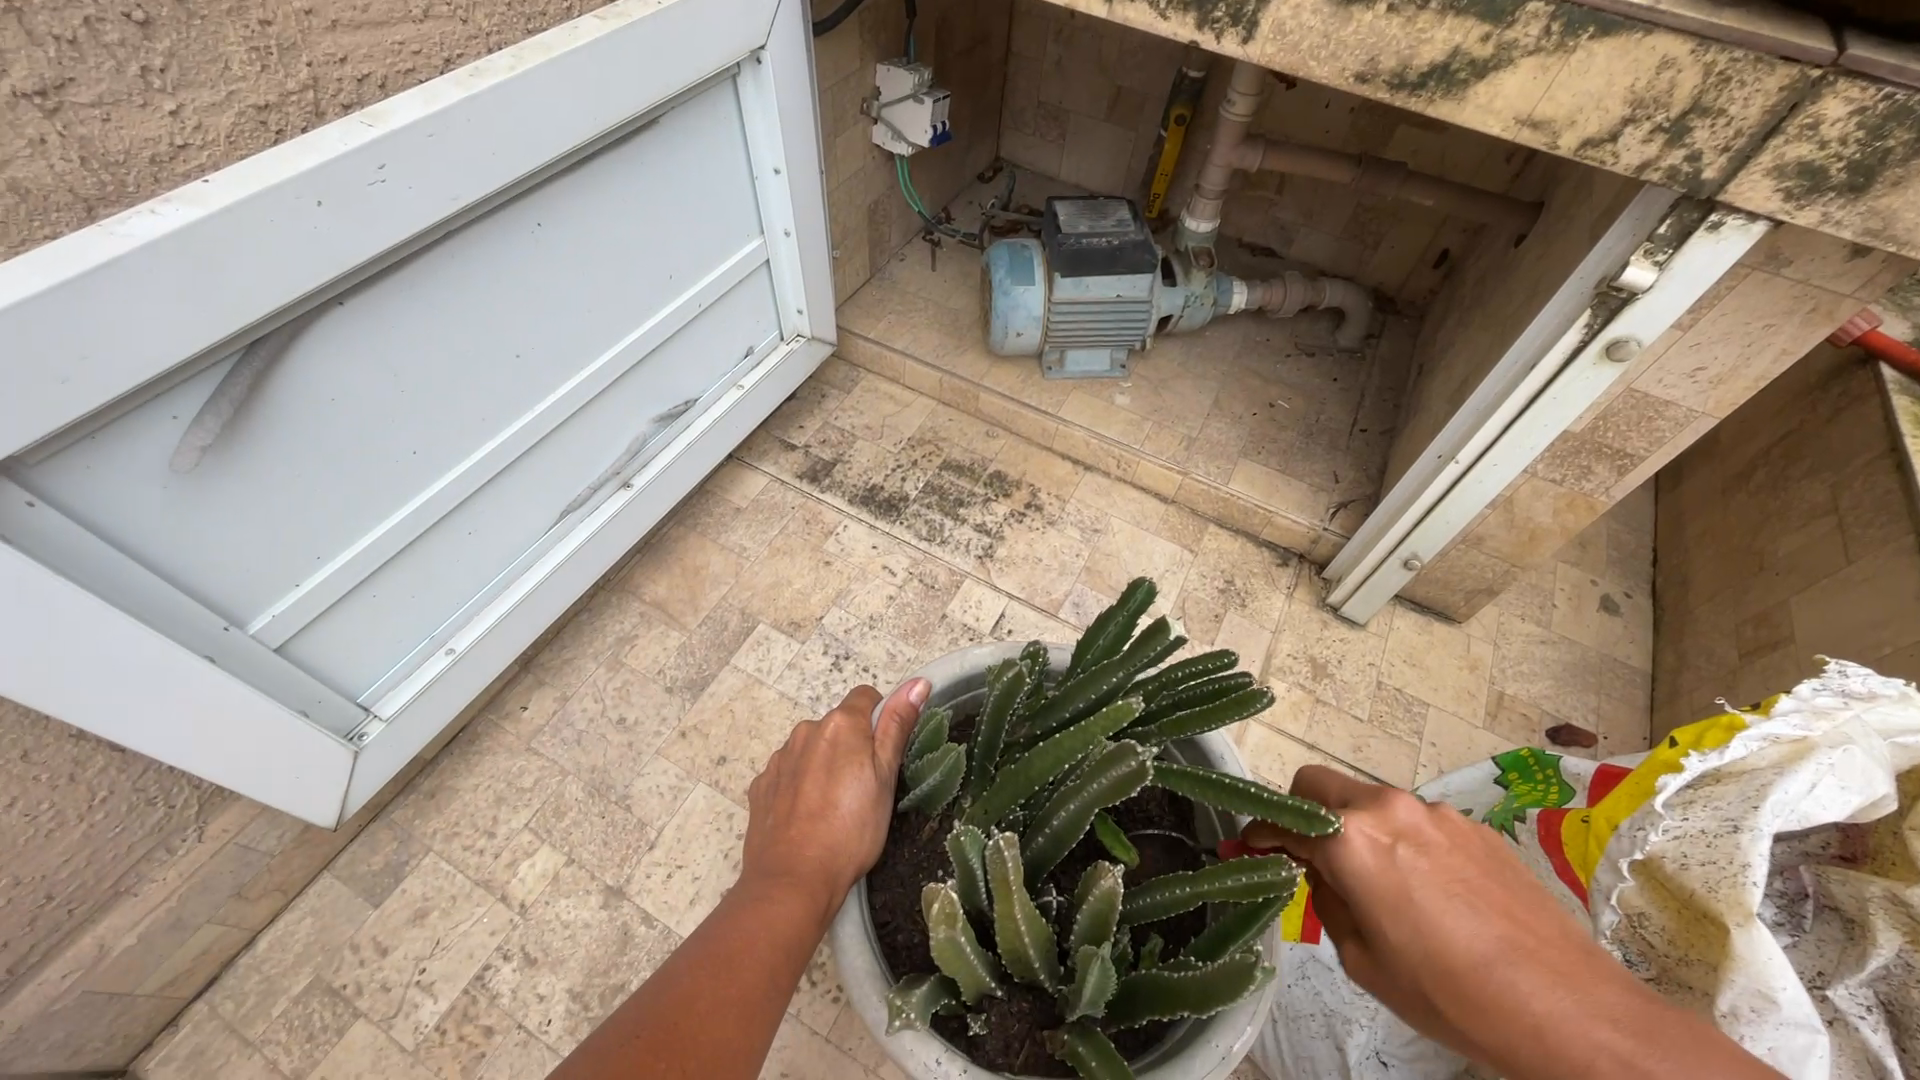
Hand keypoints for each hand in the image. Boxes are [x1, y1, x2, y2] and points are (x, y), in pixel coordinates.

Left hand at [740, 679, 928, 926]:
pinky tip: (808, 817)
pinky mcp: (761, 786)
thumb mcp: (886, 778)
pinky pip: (788, 773)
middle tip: (864, 790)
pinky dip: (800, 786)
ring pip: (812, 750)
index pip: (867, 698)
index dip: (881, 722)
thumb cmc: (852, 830)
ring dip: (824, 765)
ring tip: (835, 809)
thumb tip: (918, 682)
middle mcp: (805, 731)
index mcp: (840, 725)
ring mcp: (779, 759)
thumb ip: (898, 725)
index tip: (884, 756)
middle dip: (852, 747)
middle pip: (838, 726)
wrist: (793, 880)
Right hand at [1244, 766, 1782, 1079]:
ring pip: (1368, 802)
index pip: (1282, 819)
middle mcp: (1389, 809)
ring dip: (1353, 828)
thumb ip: (1328, 900)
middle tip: (1304, 857)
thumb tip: (1318, 874)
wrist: (1570, 1011)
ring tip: (1375, 885)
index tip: (1244, 848)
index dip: (1255, 834)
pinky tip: (1426, 892)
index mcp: (1352, 840)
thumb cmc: (1452, 995)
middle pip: (1318, 785)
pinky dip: (1400, 841)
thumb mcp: (1362, 959)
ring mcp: (1437, 814)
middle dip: (1299, 813)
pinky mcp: (1475, 828)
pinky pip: (1415, 821)